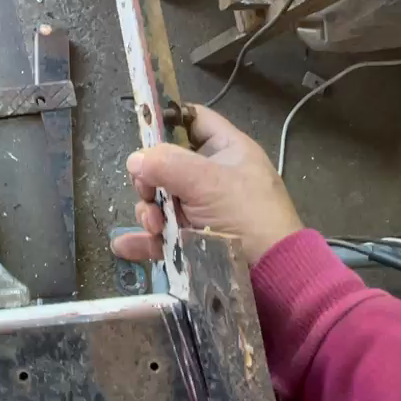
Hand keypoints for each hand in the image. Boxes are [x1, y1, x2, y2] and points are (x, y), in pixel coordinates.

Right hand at [111, 104, 303, 262]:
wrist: (275, 280)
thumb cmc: (247, 217)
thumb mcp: (207, 182)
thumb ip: (166, 164)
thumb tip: (134, 160)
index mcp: (227, 151)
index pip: (193, 120)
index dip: (168, 120)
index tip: (142, 131)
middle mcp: (213, 177)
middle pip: (165, 163)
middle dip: (149, 180)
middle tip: (146, 192)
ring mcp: (203, 210)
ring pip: (159, 199)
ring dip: (148, 212)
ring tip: (153, 227)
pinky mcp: (194, 240)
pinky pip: (160, 233)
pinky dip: (143, 239)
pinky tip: (125, 246)